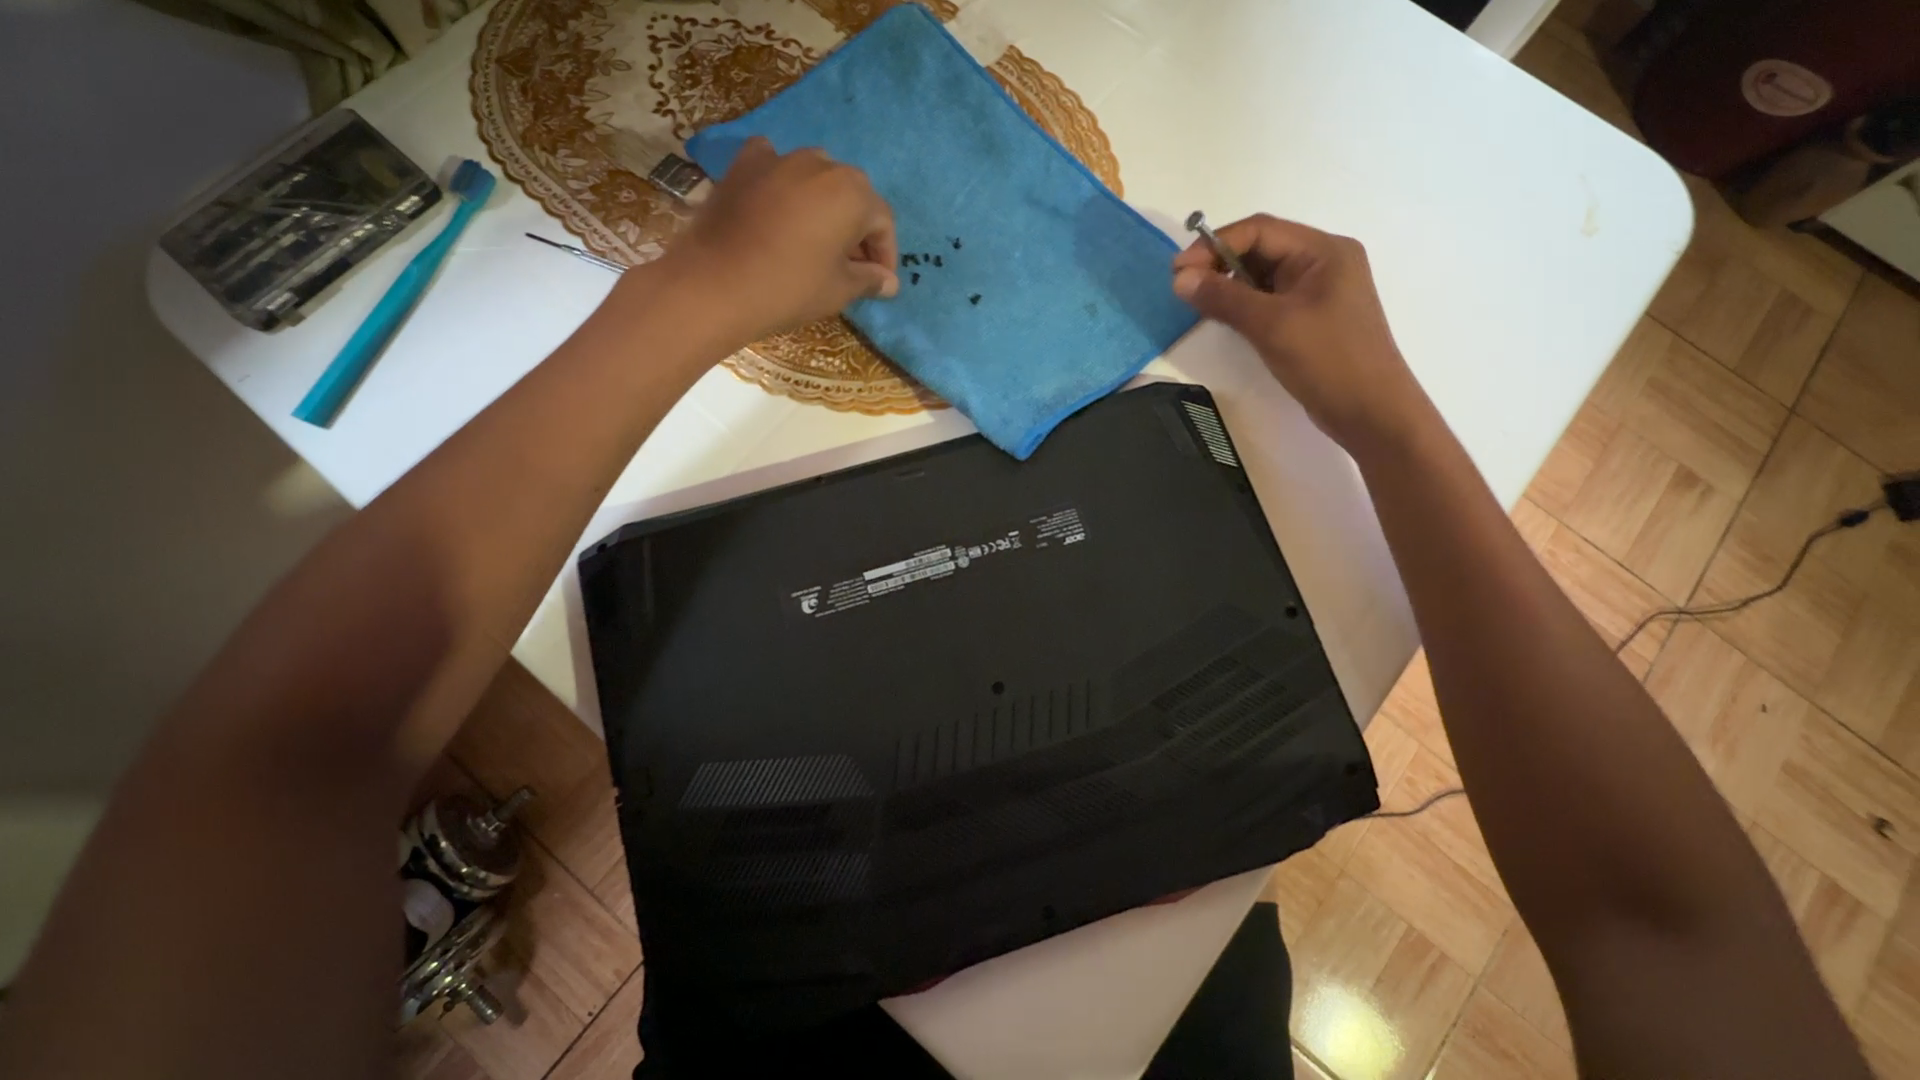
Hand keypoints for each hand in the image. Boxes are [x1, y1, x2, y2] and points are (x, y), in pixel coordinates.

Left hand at [662, 137, 897, 341]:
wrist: (714, 283)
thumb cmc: (789, 288)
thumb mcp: (838, 290)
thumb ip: (869, 279)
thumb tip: (889, 282)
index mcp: (853, 193)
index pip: (881, 222)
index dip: (884, 255)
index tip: (878, 282)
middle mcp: (821, 164)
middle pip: (850, 195)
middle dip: (855, 229)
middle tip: (848, 265)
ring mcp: (779, 159)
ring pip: (814, 177)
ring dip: (821, 204)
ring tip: (814, 239)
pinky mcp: (744, 166)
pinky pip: (772, 165)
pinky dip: (781, 181)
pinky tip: (776, 202)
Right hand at [1172, 215, 1430, 452]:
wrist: (1372, 413)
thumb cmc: (1328, 361)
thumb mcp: (1271, 325)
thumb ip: (1224, 298)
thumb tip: (1179, 280)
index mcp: (1323, 251)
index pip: (1260, 230)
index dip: (1214, 245)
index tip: (1177, 271)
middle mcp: (1323, 262)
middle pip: (1261, 249)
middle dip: (1219, 264)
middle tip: (1182, 288)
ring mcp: (1319, 291)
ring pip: (1262, 276)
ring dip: (1229, 285)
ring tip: (1196, 303)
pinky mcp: (1311, 318)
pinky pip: (1270, 299)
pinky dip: (1243, 304)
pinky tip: (1223, 317)